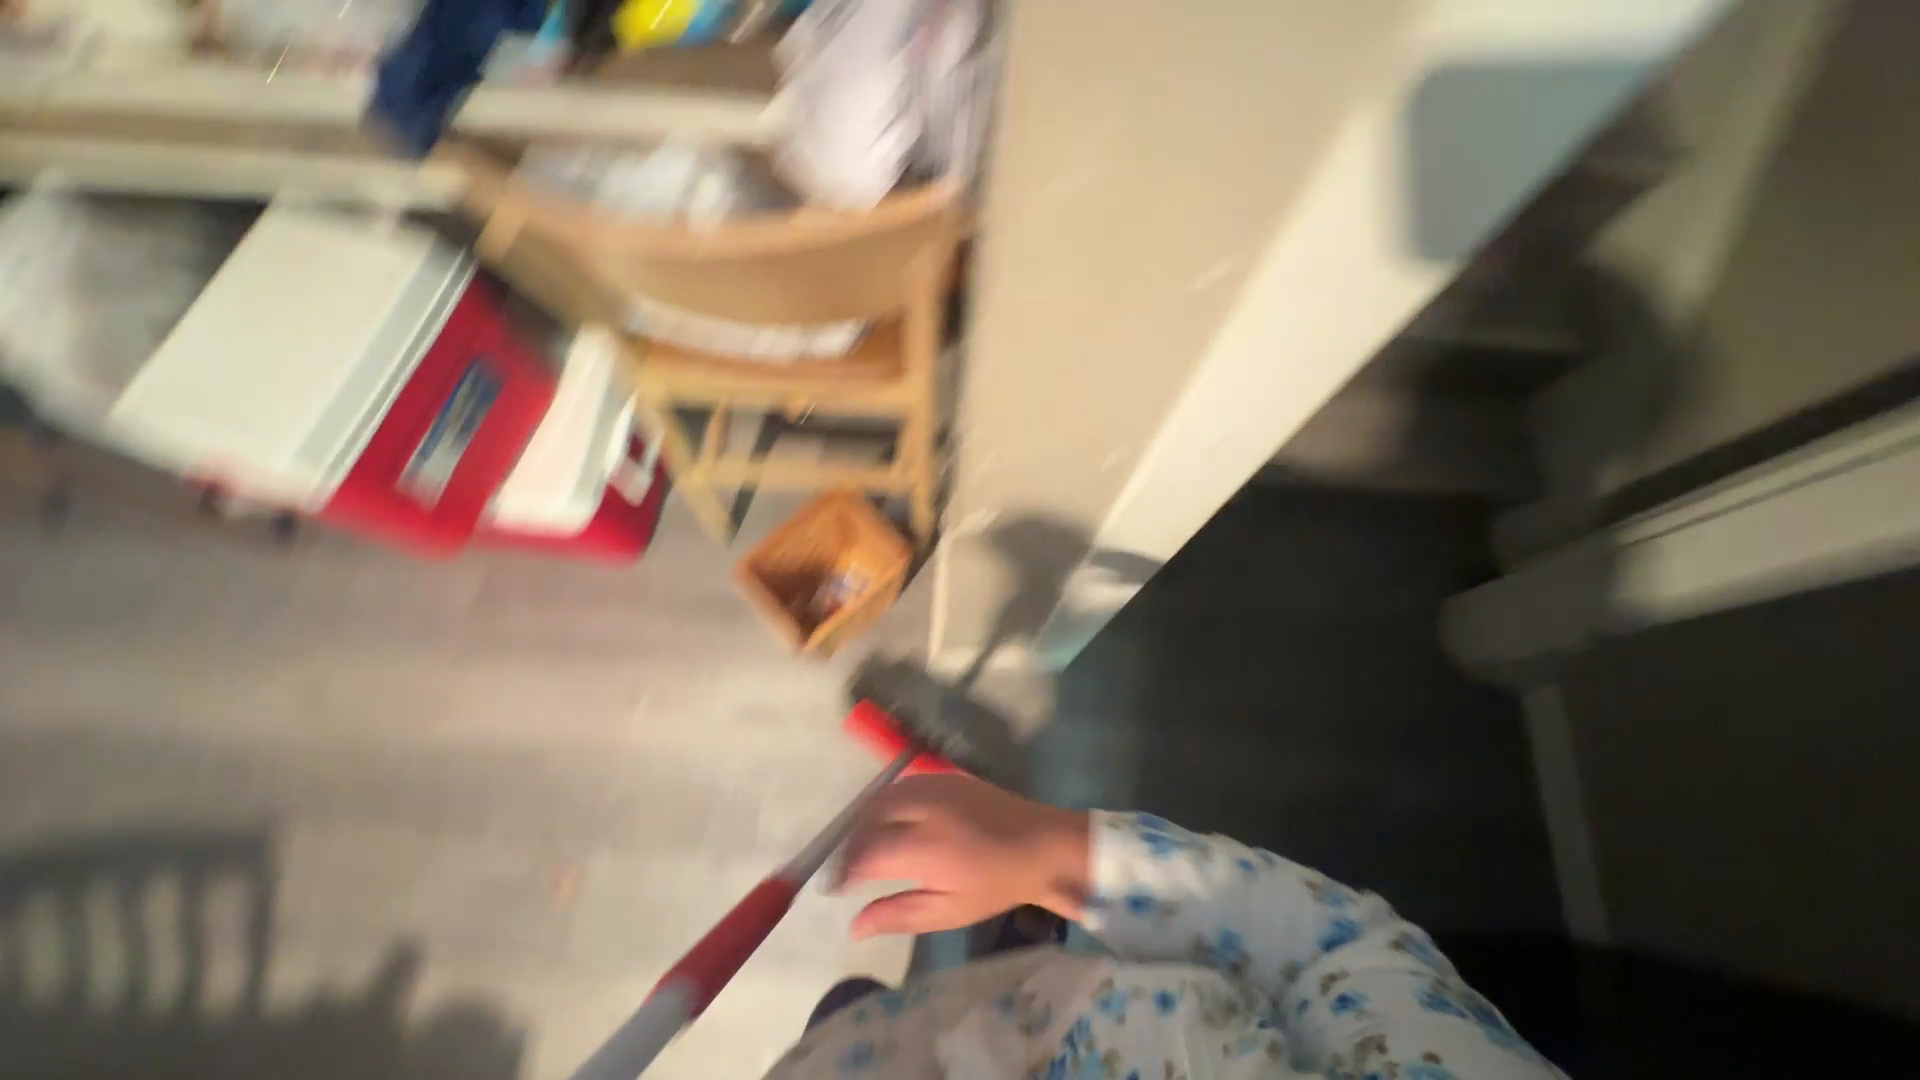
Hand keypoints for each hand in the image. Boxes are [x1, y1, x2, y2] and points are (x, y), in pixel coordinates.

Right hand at [831, 775, 1090, 939]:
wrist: (1042, 845)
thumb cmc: (996, 884)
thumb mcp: (948, 911)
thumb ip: (898, 914)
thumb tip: (853, 927)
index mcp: (924, 847)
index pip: (864, 852)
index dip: (843, 870)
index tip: (835, 887)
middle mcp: (924, 809)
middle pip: (867, 817)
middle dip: (850, 843)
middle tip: (848, 868)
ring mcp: (934, 786)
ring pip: (881, 796)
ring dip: (865, 819)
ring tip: (864, 846)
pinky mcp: (944, 775)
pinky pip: (902, 785)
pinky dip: (886, 802)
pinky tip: (890, 822)